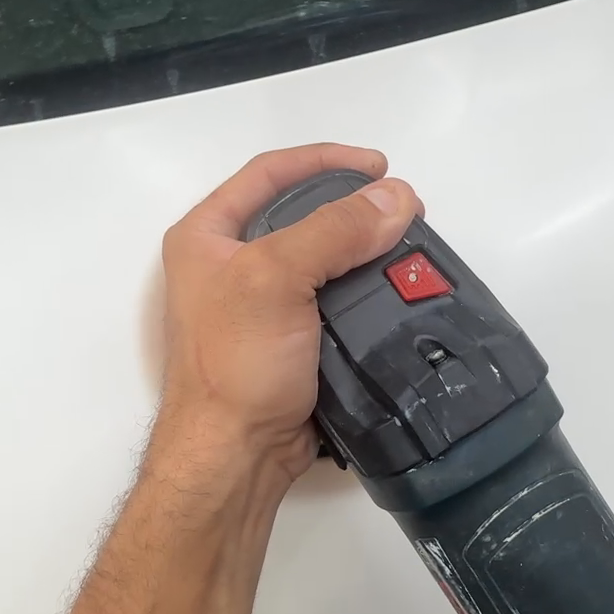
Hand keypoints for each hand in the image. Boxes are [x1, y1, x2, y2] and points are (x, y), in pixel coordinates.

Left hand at [155, 144, 421, 488]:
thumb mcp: (275, 279)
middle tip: (402, 209)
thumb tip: (397, 196)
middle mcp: (229, 262)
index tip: (379, 165)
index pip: (268, 173)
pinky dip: (365, 287)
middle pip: (298, 212)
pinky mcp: (290, 337)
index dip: (324, 159)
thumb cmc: (238, 360)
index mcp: (206, 236)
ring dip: (363, 249)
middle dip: (352, 206)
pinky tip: (395, 287)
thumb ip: (334, 231)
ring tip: (407, 247)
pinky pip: (333, 296)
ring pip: (321, 256)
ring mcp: (260, 303)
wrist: (236, 454)